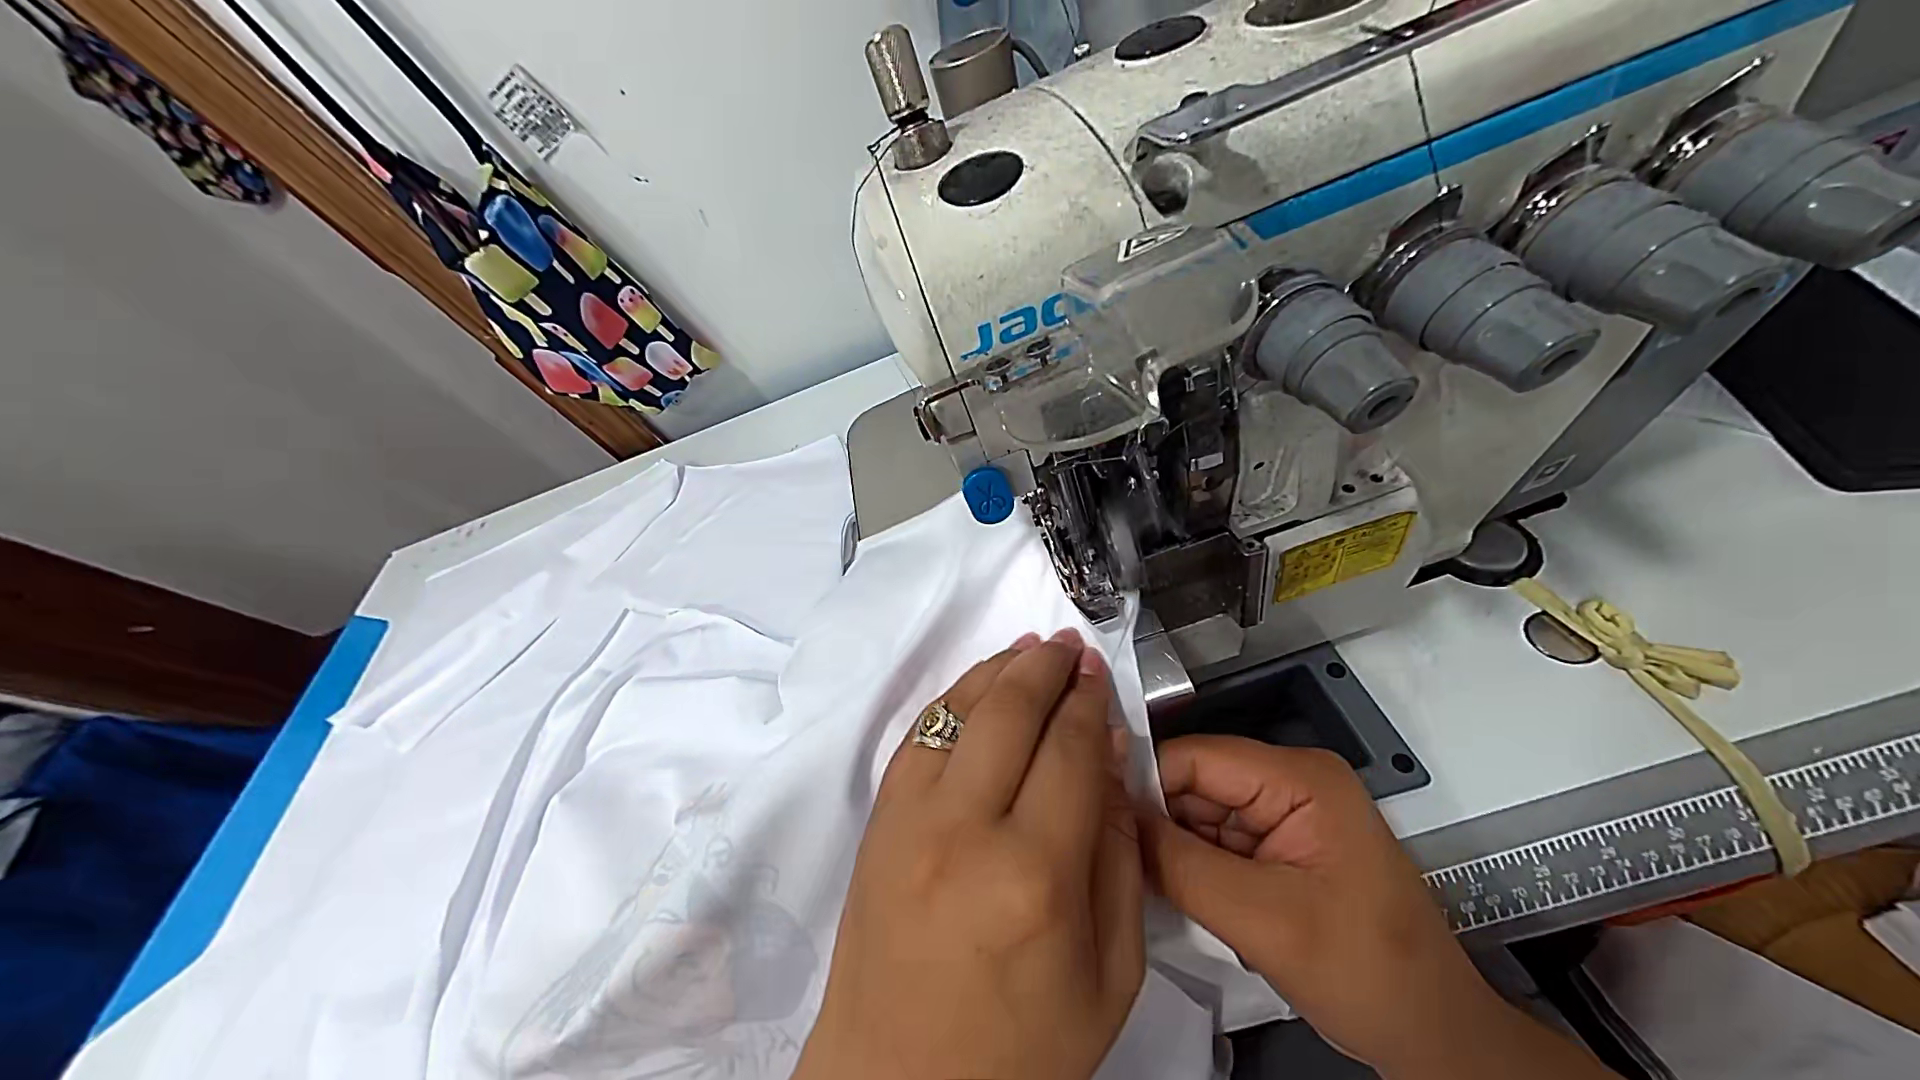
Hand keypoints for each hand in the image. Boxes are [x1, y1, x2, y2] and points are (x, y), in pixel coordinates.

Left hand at [794, 630, 1144, 1079]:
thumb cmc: (1022, 1048)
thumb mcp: (1110, 970)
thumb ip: (1115, 852)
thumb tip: (1104, 754)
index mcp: (1035, 875)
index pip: (1069, 750)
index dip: (1089, 702)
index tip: (1099, 675)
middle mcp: (964, 831)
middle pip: (1010, 713)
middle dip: (1045, 668)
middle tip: (1068, 647)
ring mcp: (908, 821)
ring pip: (956, 712)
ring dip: (997, 672)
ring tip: (1029, 650)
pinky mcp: (877, 823)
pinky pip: (917, 738)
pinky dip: (951, 702)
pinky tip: (977, 689)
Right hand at [1141, 737, 1614, 1079]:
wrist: (1433, 1037)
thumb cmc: (1369, 972)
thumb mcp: (1264, 918)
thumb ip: (1180, 863)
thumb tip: (1113, 820)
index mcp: (1299, 777)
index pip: (1194, 757)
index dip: (1143, 783)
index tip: (1101, 819)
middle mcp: (1288, 782)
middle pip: (1192, 782)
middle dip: (1156, 821)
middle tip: (1116, 859)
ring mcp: (1282, 814)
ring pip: (1196, 813)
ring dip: (1171, 848)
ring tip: (1145, 882)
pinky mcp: (1276, 845)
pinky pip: (1213, 841)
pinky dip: (1189, 865)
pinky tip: (1175, 892)